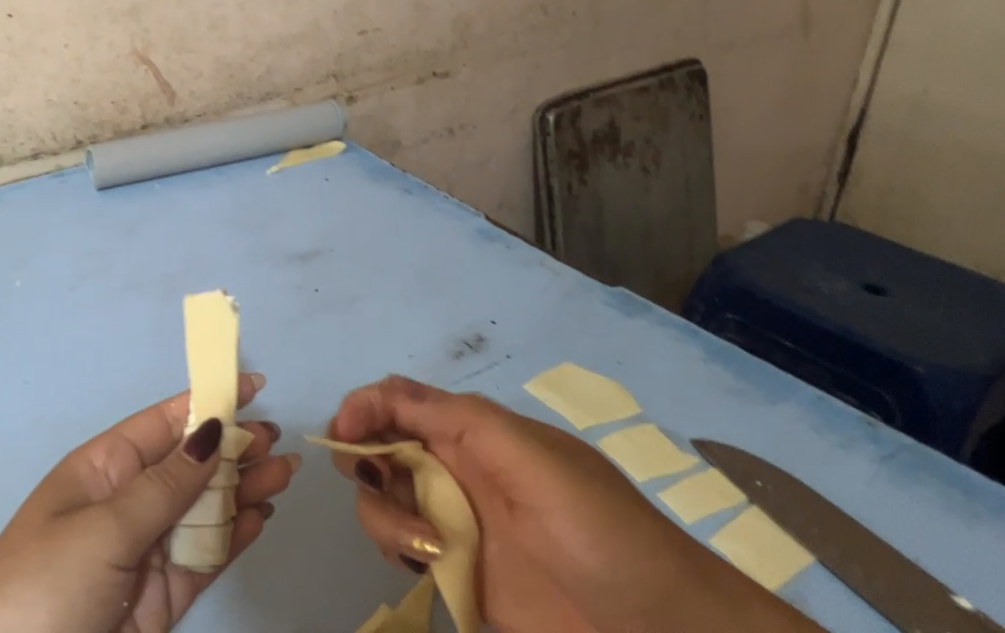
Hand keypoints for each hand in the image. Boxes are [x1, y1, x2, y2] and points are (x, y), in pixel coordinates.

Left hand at [0, 374, 299, 632]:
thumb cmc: (46, 583)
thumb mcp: (103, 527)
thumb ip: (165, 486)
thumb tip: (210, 430)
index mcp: (101, 470)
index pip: (161, 424)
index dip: (205, 401)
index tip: (253, 385)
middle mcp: (125, 503)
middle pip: (189, 466)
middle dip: (233, 448)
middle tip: (279, 440)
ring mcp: (144, 550)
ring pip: (203, 510)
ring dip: (243, 491)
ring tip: (285, 476)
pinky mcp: (160, 596)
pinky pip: (204, 557)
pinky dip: (233, 538)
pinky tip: (260, 518)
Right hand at [328, 376, 824, 632]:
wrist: (659, 627)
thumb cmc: (598, 529)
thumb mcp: (530, 456)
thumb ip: (455, 419)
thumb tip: (381, 395)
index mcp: (476, 432)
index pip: (402, 400)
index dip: (364, 408)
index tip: (344, 437)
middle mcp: (458, 470)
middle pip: (381, 448)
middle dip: (364, 463)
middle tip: (380, 489)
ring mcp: (456, 523)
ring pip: (384, 501)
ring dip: (385, 517)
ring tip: (428, 547)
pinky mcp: (458, 574)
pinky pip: (403, 550)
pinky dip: (399, 552)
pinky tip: (429, 566)